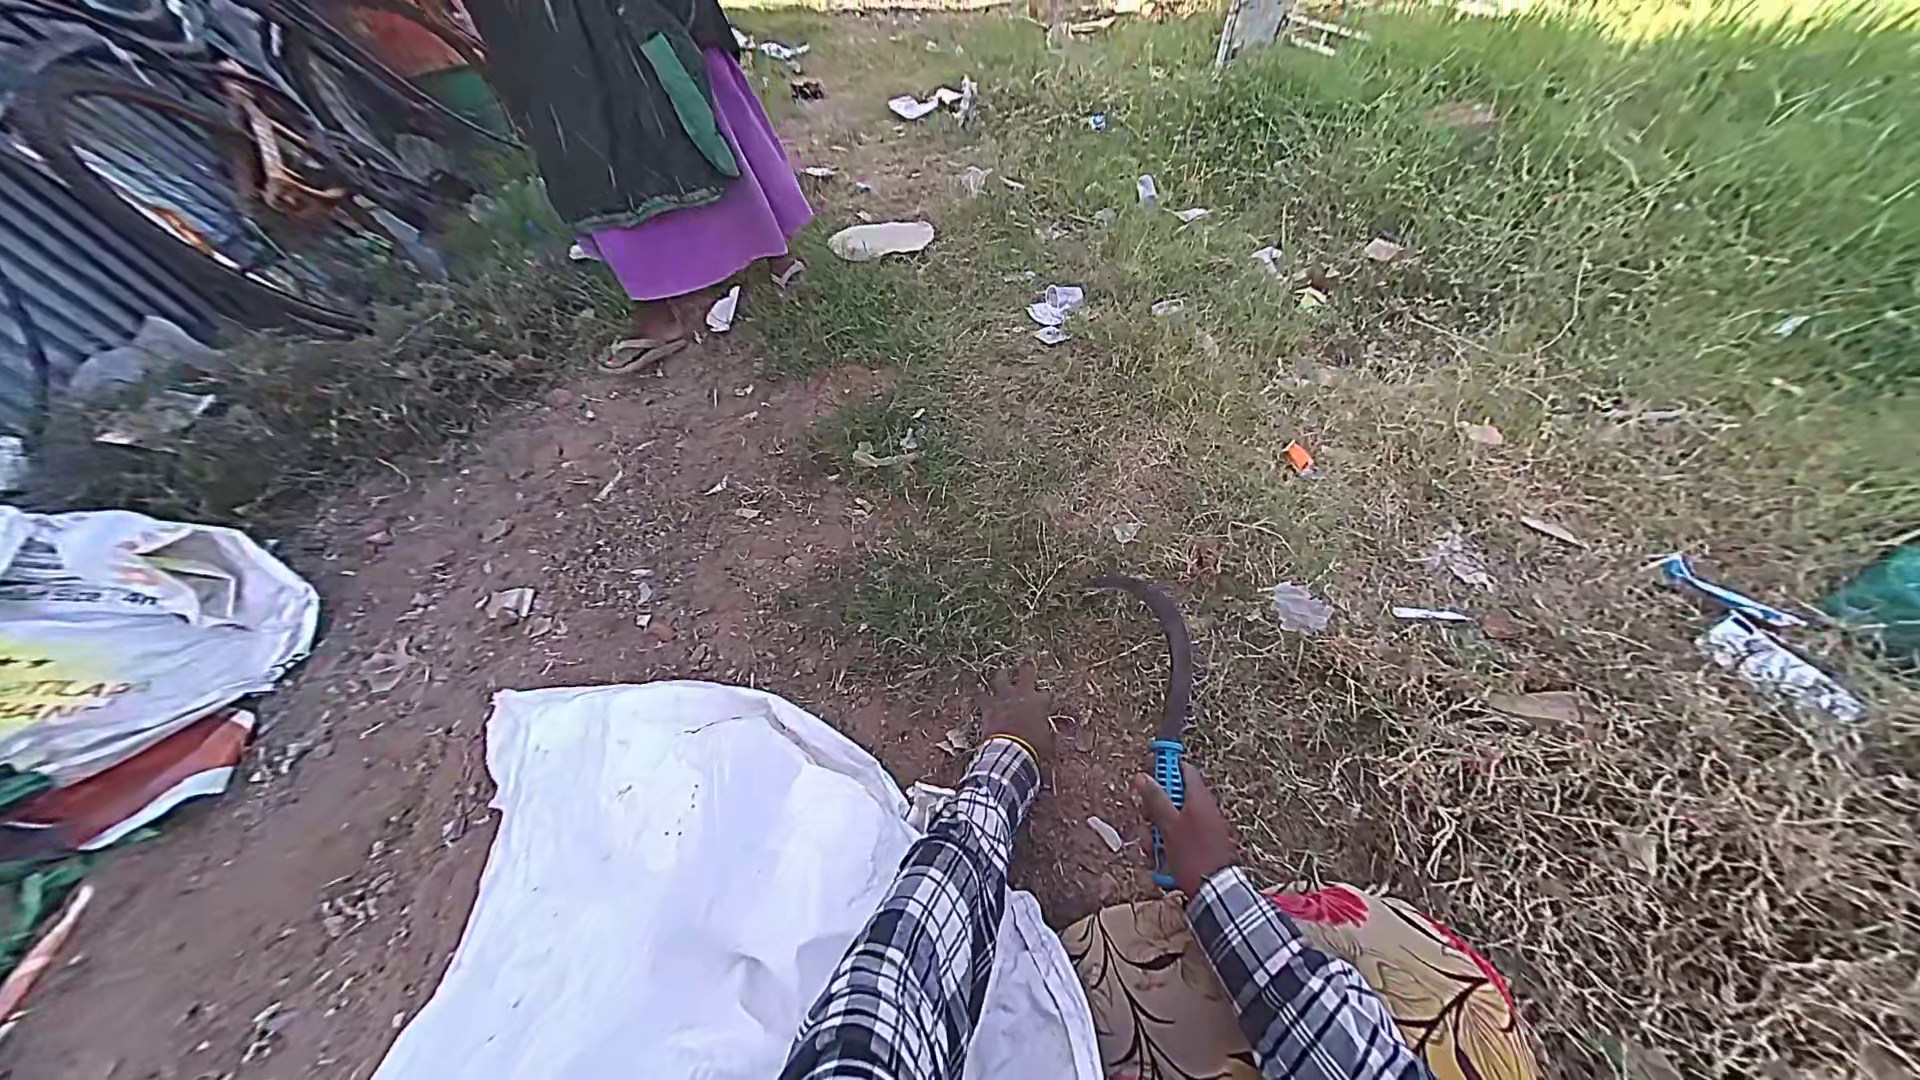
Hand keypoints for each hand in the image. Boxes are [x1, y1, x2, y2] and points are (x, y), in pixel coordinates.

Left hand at [979, 663, 1053, 764]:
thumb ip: (1048, 731)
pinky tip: (978, 691)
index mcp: (1039, 702)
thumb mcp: (1047, 741)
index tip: (1044, 701)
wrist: (1010, 751)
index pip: (1046, 694)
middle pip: (1026, 673)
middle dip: (1027, 668)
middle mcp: (1022, 694)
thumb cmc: (1033, 747)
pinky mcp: (989, 706)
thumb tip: (1048, 731)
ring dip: (1002, 675)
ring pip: (1002, 678)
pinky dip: (980, 695)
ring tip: (1002, 672)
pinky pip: (982, 696)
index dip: (1045, 698)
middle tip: (1027, 663)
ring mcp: (1004, 698)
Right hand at [1132, 762, 1237, 896]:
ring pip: (1173, 817)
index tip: (1148, 773)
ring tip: (1153, 847)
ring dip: (1158, 829)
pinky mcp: (1201, 843)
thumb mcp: (1168, 825)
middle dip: (1155, 806)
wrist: (1218, 894)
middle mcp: (1203, 808)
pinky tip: (1161, 858)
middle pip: (1173, 794)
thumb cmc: (1193, 855)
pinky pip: (1179, 834)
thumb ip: (1155, 799)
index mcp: (1198, 797)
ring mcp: (1203, 826)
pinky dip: (1167, 842)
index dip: (1164, 767)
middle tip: (1147, 819)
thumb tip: (1142, 775)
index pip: (1182, 768)